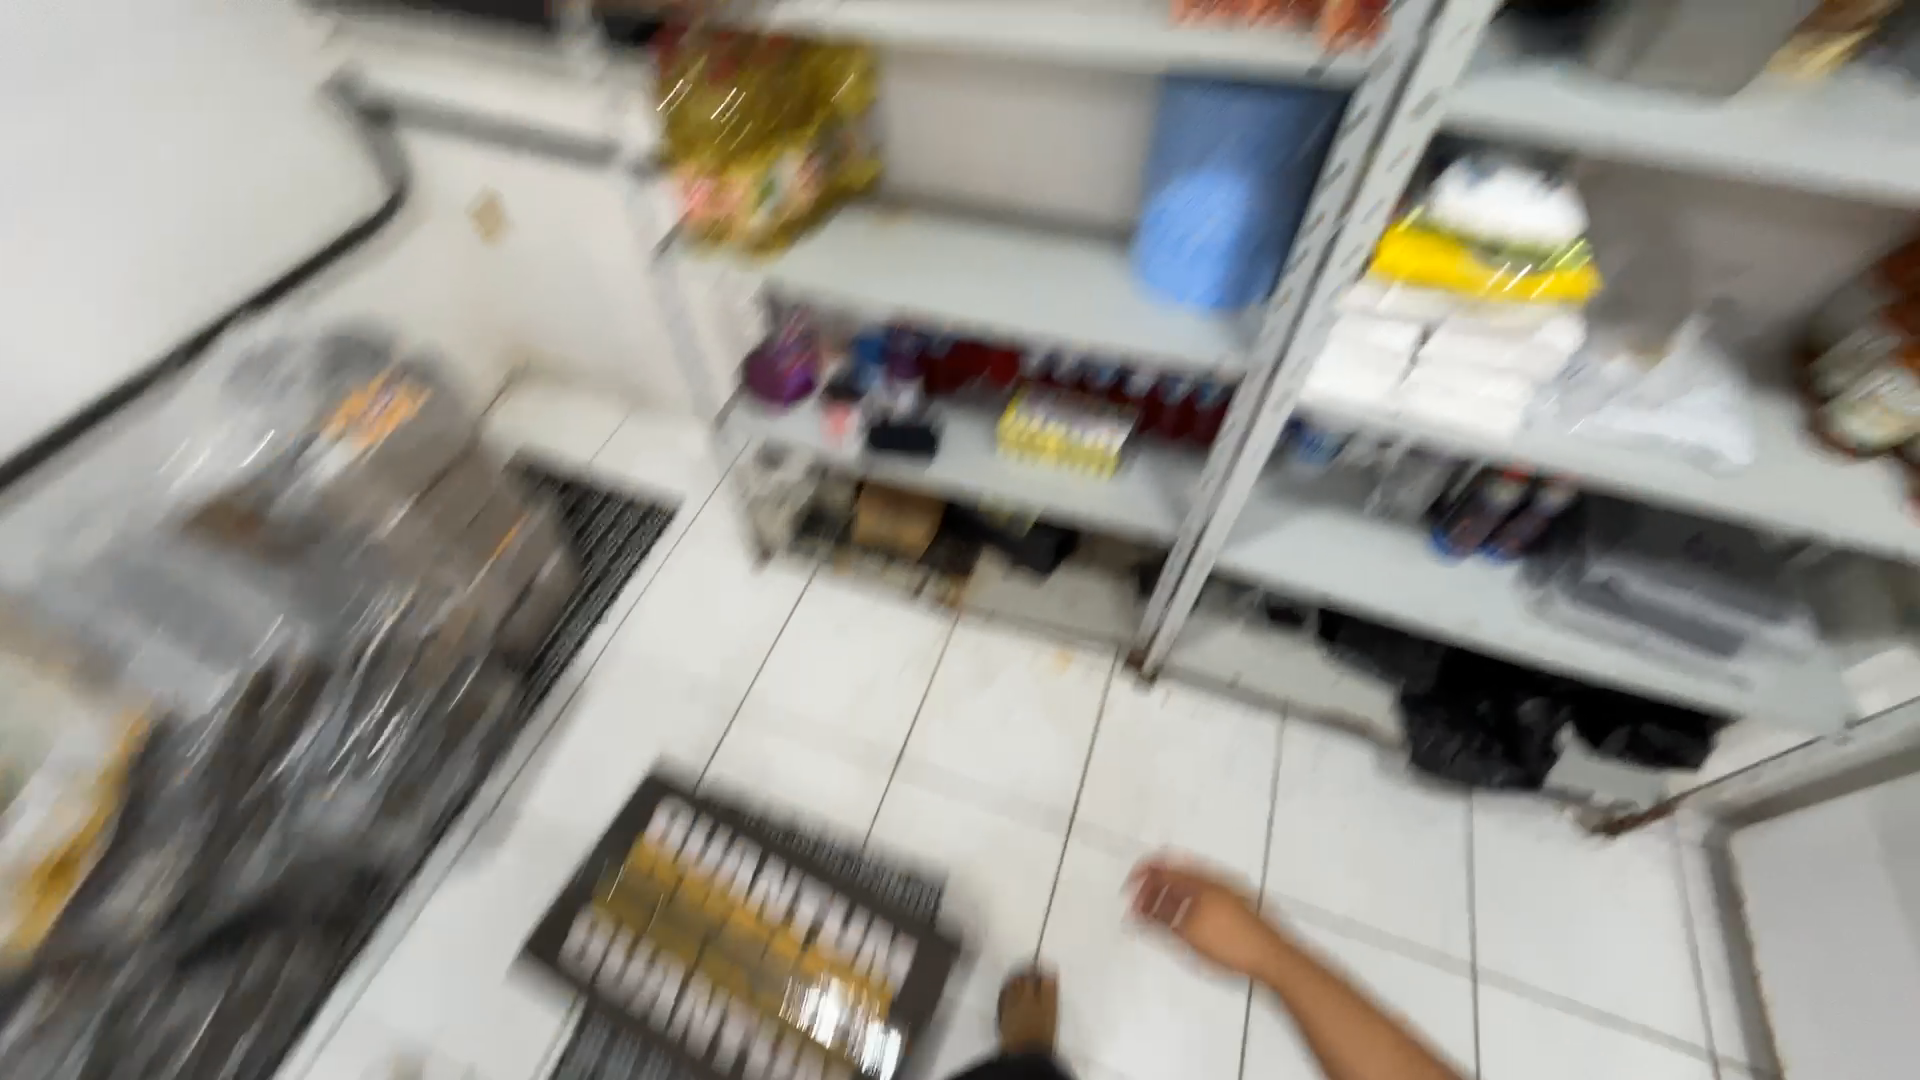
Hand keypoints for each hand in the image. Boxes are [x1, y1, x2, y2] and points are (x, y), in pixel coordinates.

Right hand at [1126, 855, 1289, 978]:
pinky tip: (1183, 924)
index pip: (1161, 867)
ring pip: (1187, 885)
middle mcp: (1211, 878)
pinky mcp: (1235, 903)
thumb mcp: (1188, 937)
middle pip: (1173, 873)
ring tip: (1157, 919)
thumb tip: (1132, 914)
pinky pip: (1200, 894)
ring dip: (1168, 897)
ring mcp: (1226, 890)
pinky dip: (1185, 903)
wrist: (1276, 960)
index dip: (1140, 876)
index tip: (1126, 890)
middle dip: (1152, 888)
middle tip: (1138, 908)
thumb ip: (1157, 922)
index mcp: (1199, 881)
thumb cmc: (1230, 946)